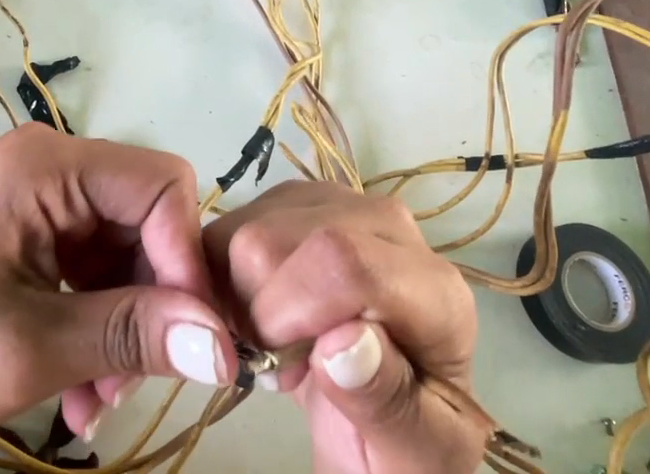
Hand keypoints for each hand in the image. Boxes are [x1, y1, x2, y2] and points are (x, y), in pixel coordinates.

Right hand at [203, 181, 483, 473]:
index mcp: (429, 288)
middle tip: (282, 364)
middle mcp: (385, 225)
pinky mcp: (294, 201)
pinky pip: (225, 226)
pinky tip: (257, 309)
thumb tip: (342, 346)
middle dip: (253, 311)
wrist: (387, 407)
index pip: (339, 259)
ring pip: (240, 229)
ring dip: (234, 295)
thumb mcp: (412, 447)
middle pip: (272, 238)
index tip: (281, 368)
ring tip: (275, 339)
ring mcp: (335, 203)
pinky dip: (220, 276)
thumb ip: (387, 402)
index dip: (284, 312)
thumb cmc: (403, 436)